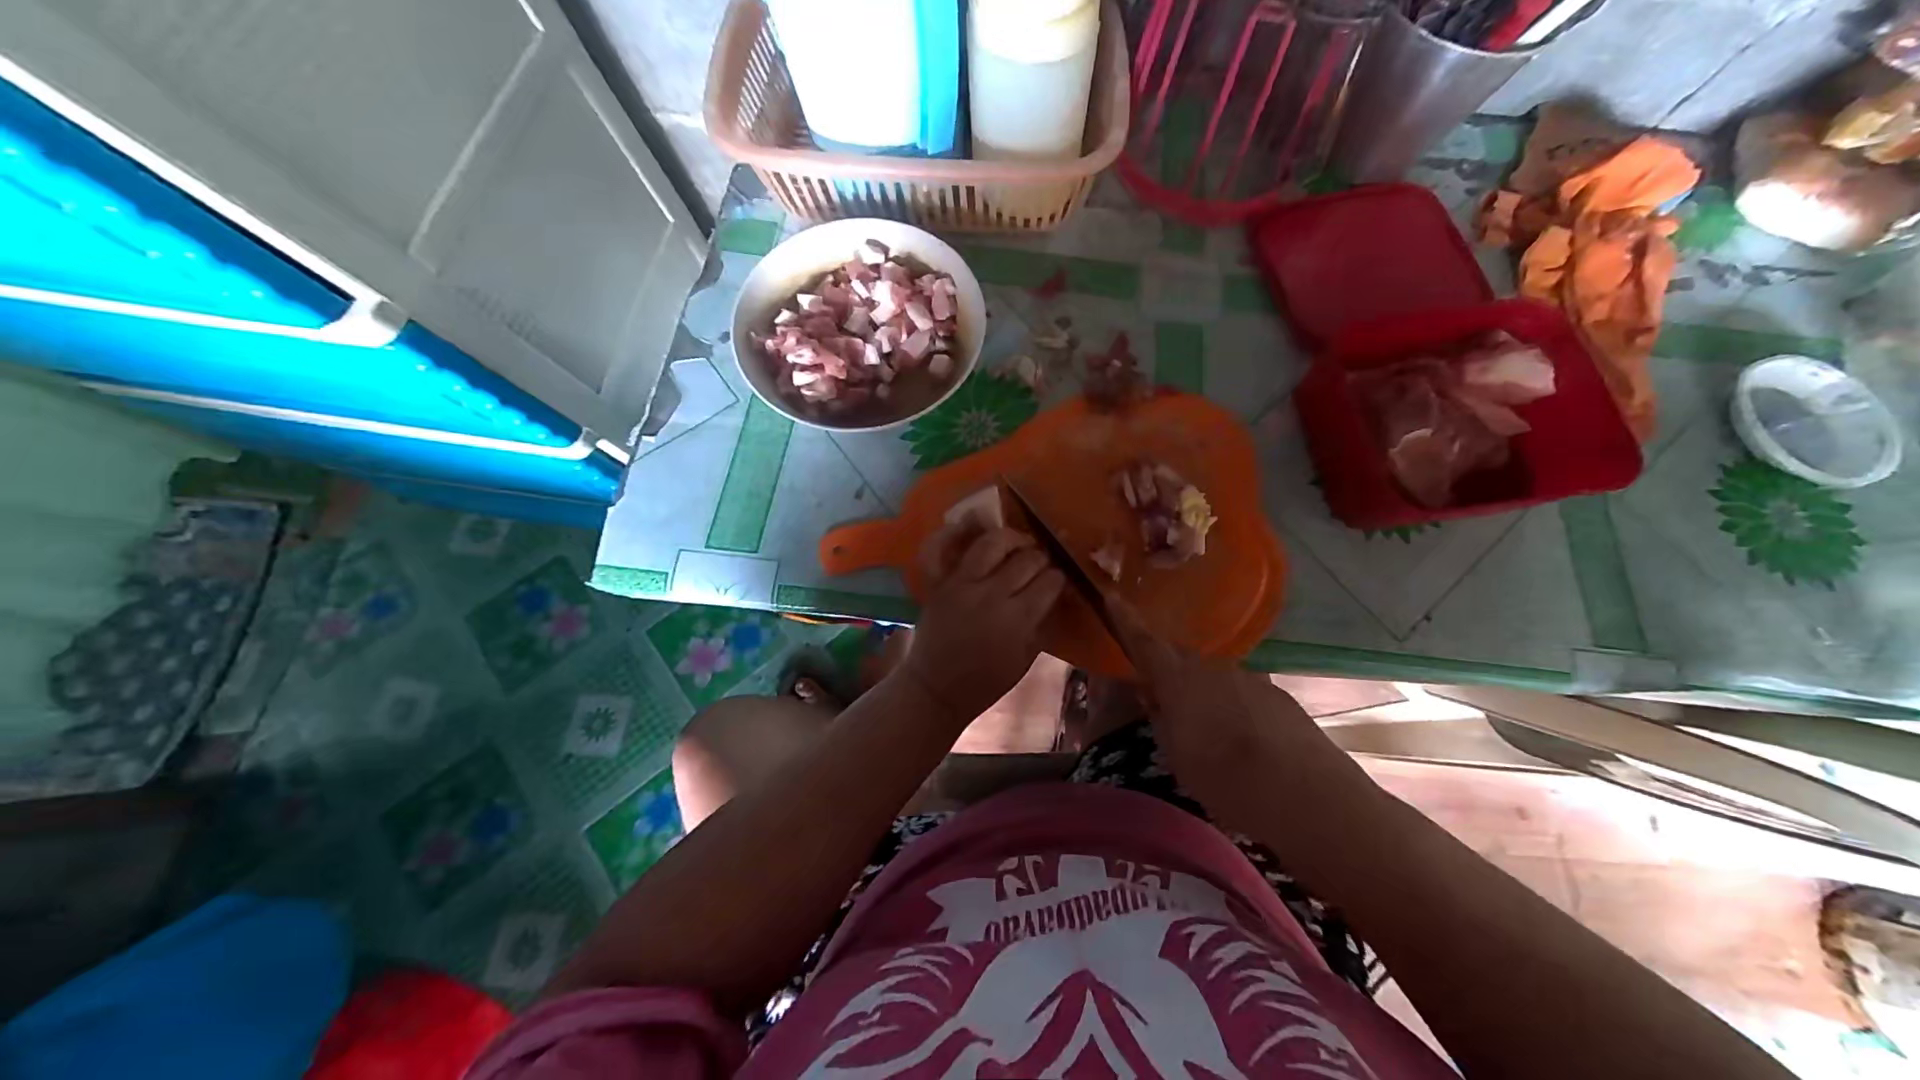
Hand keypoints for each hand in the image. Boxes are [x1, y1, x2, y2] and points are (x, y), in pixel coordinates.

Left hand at [900, 522, 1065, 727]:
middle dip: (1041, 558)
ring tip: (1018, 543)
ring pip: (991, 542)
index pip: (1050, 581)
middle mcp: (990, 594)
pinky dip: (954, 532)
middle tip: (1042, 564)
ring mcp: (961, 584)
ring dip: (1011, 538)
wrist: (937, 688)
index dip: (1059, 578)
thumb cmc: (987, 681)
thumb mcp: (1026, 657)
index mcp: (1017, 618)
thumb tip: (1056, 595)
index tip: (1059, 581)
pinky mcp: (938, 582)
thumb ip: (1041, 622)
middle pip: (1026, 559)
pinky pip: (942, 547)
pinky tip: (972, 525)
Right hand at [1107, 599, 1332, 829]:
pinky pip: (1242, 692)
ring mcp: (1248, 677)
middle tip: (1156, 690)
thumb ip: (1161, 718)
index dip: (1125, 620)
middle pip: (1179, 656)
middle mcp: (1211, 667)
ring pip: (1213, 676)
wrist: (1304, 792)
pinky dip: (1232, 706)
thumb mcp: (1175, 754)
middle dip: (1165, 667)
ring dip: (1201, 691)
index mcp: (1177, 678)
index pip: (1143, 640)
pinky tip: (1239, 737)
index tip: (1111, 596)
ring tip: (1202, 726)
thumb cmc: (1224, 777)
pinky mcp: (1277, 695)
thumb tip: (1155, 698)